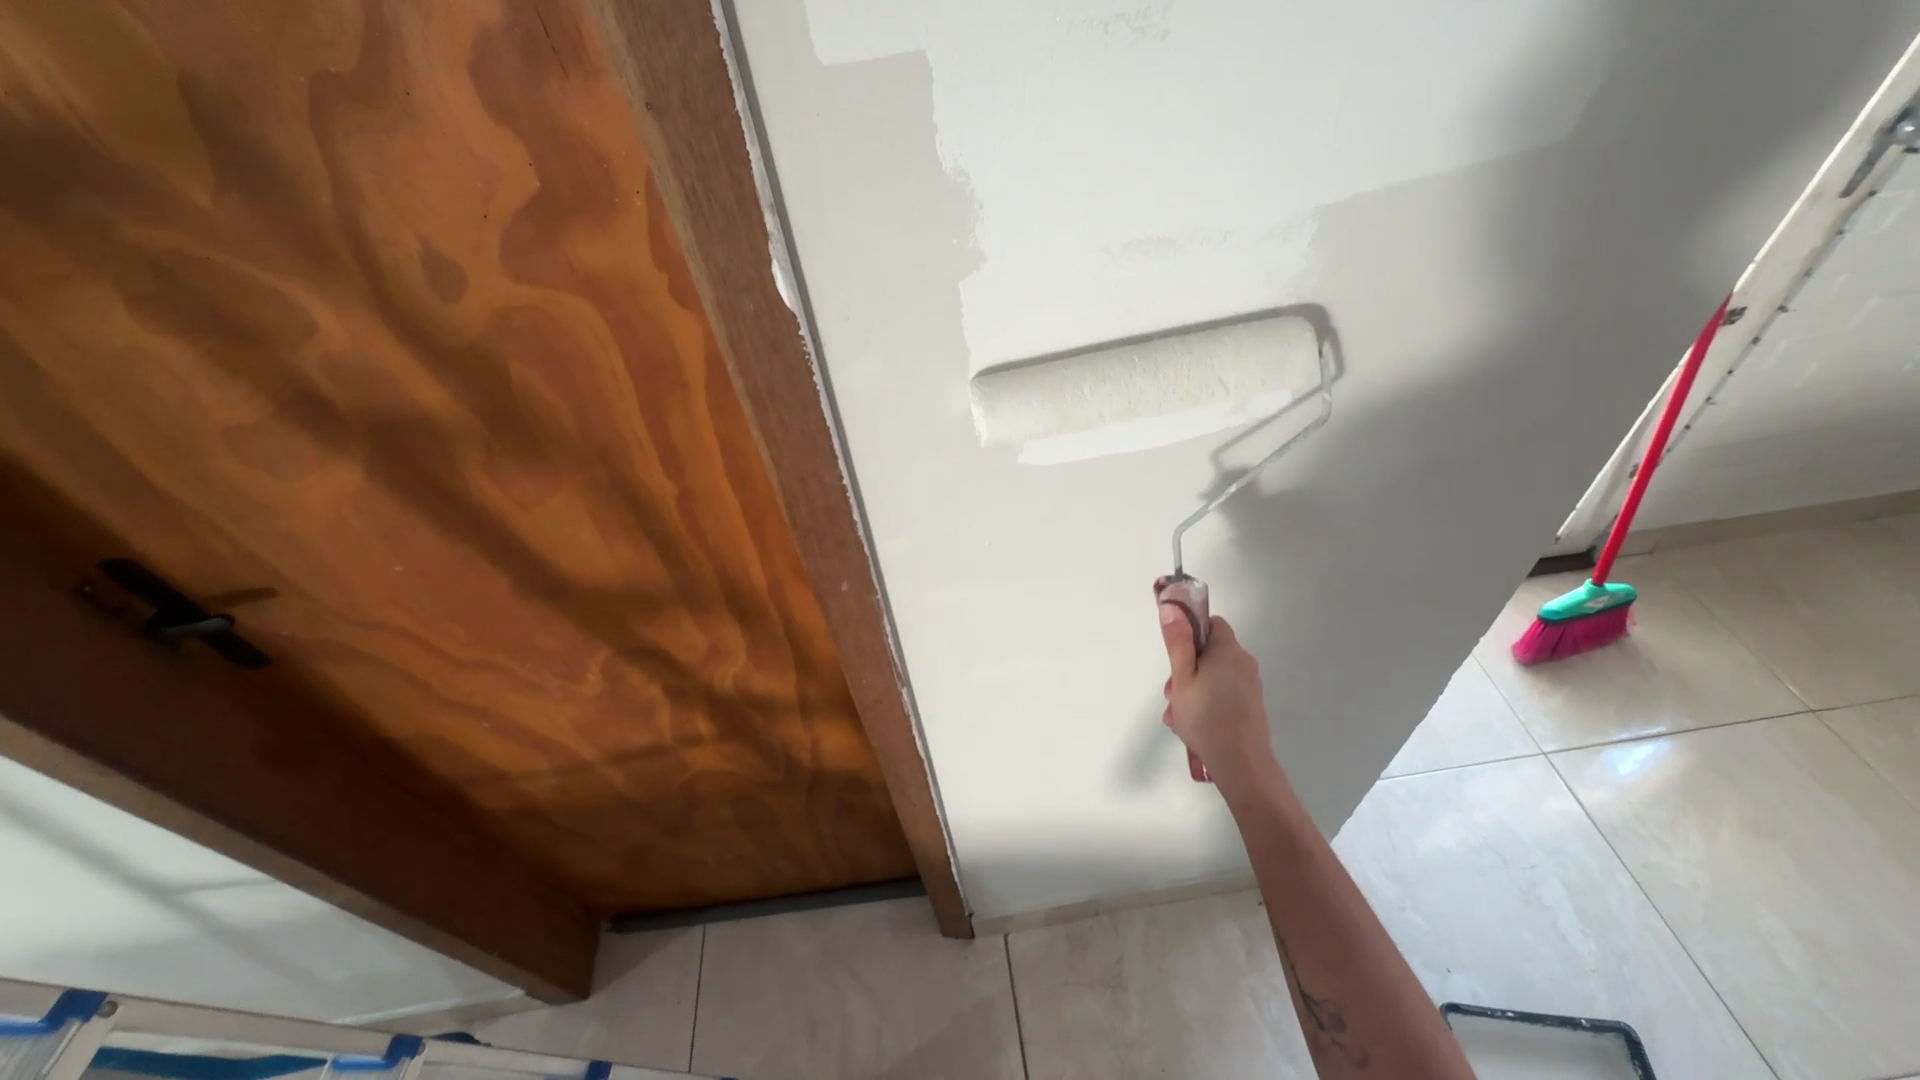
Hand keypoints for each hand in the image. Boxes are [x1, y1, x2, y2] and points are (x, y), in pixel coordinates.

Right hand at [1160, 604, 1278, 788]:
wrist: (1241, 763)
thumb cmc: (1206, 718)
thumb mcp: (1182, 678)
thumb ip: (1177, 642)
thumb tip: (1172, 606)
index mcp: (1228, 650)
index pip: (1211, 624)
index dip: (1191, 633)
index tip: (1175, 656)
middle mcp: (1244, 662)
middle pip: (1210, 653)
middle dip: (1187, 669)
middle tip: (1172, 694)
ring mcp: (1251, 685)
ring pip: (1215, 676)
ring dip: (1194, 689)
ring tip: (1179, 715)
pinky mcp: (1252, 704)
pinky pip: (1225, 693)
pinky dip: (1209, 701)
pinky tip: (1195, 725)